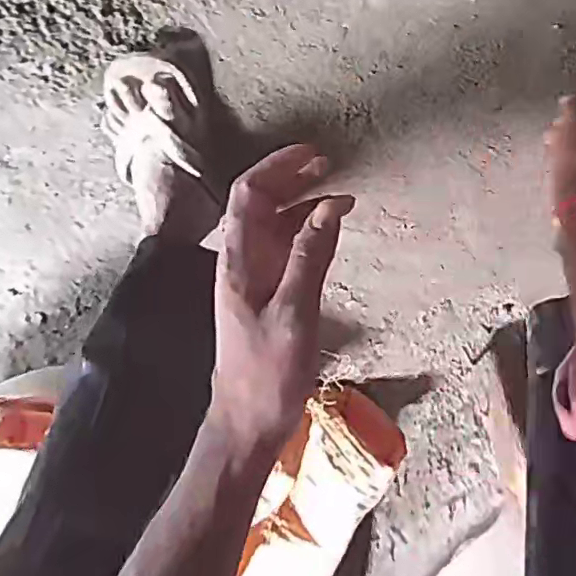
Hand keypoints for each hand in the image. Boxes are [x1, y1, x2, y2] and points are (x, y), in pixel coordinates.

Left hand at [208, 145, 354, 452]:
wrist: (247, 420)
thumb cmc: (266, 372)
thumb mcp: (294, 312)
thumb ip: (310, 256)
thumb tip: (330, 207)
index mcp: (239, 258)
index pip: (248, 193)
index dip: (276, 166)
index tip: (311, 154)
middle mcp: (242, 258)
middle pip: (259, 201)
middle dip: (289, 176)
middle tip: (326, 164)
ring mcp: (254, 274)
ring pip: (274, 222)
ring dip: (301, 201)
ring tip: (336, 190)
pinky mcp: (268, 290)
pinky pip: (286, 245)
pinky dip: (307, 229)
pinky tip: (330, 227)